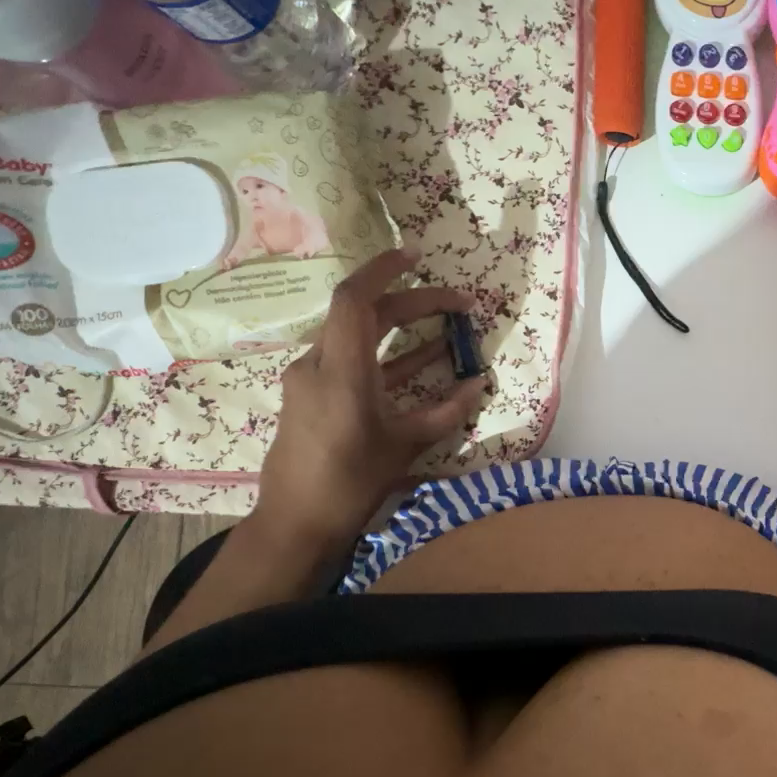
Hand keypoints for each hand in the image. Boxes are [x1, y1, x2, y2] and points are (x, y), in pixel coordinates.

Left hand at [254, 248, 484, 548]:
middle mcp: (320, 364)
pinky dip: (391, 355)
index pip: (355, 300)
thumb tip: (478, 382)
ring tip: (451, 326)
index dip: (384, 270)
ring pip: (361, 337)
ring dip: (405, 328)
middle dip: (414, 302)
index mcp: (341, 370)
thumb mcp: (408, 444)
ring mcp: (314, 379)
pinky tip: (427, 359)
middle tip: (459, 303)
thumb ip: (447, 410)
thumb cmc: (353, 481)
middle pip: (366, 314)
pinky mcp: (317, 396)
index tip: (417, 257)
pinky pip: (356, 361)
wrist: (298, 520)